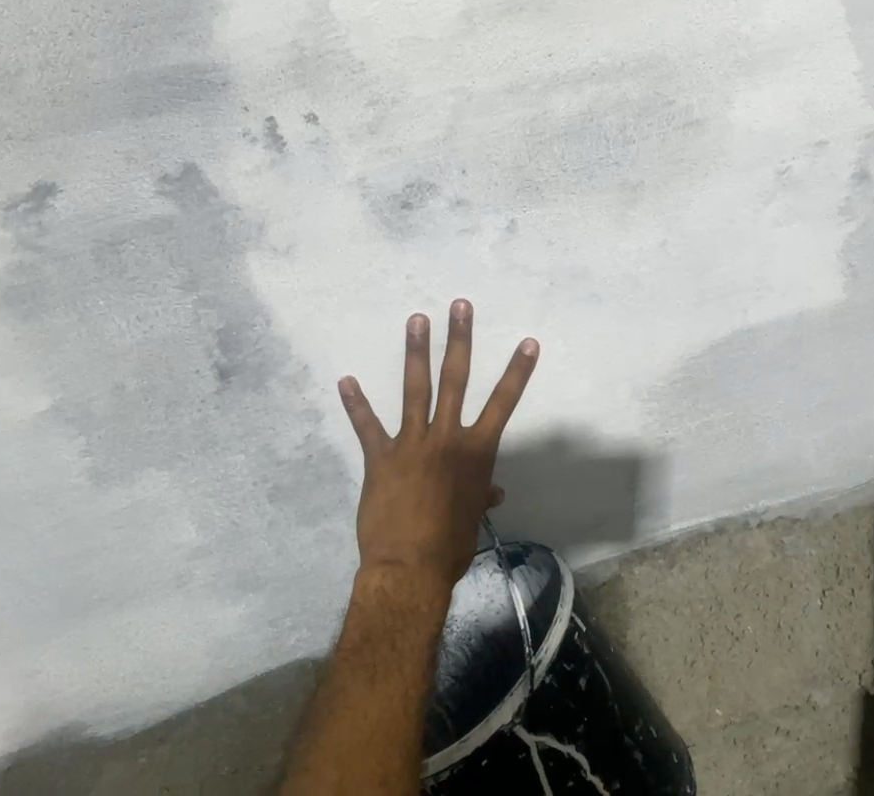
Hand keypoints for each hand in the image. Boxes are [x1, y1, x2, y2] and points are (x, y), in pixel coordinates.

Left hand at [337, 299, 538, 593]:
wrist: (409, 567)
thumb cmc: (451, 545)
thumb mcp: (472, 517)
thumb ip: (480, 496)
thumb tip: (492, 493)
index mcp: (477, 452)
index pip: (504, 403)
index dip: (517, 371)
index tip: (528, 342)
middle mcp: (447, 438)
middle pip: (456, 379)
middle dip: (459, 339)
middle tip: (459, 306)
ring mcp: (412, 443)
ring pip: (415, 389)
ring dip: (416, 352)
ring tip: (416, 319)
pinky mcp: (380, 457)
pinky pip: (367, 426)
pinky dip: (356, 403)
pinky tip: (345, 380)